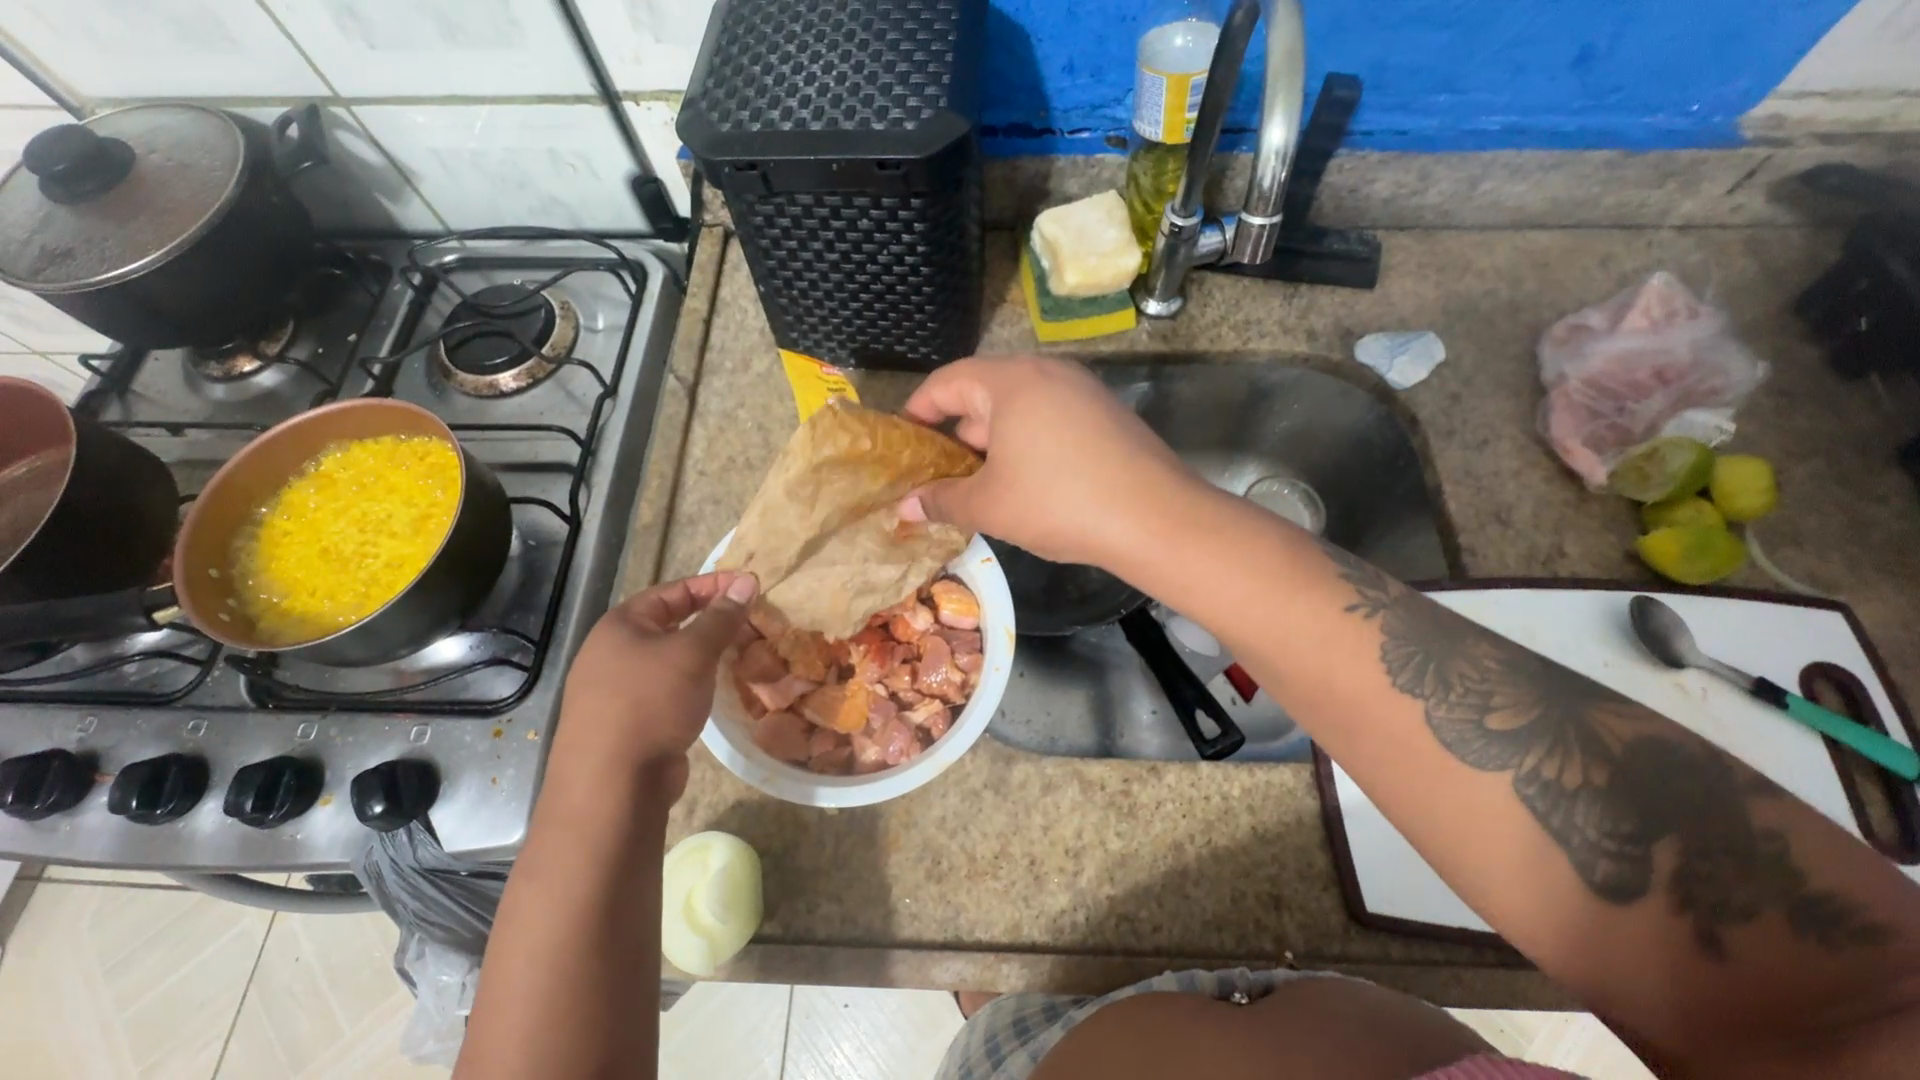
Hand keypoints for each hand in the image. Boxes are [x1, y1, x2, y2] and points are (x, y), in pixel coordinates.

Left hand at [553, 571, 757, 797]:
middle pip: (667, 625)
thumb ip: (721, 618)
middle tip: (748, 622)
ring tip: (737, 655)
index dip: (712, 585)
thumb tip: (746, 582)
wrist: (612, 783)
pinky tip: (711, 694)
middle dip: (709, 622)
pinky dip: (690, 685)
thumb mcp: (692, 653)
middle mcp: (610, 652)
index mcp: (619, 626)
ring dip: (701, 657)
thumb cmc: (651, 703)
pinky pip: (664, 691)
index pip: (672, 591)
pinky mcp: (626, 723)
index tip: (750, 586)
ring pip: (667, 661)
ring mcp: (614, 690)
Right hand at [897, 355, 1199, 566]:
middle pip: (984, 390)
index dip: (918, 409)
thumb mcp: (990, 505)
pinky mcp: (1106, 413)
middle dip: (957, 431)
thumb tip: (905, 506)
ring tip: (980, 483)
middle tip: (939, 472)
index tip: (902, 441)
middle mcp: (1047, 371)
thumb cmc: (1059, 503)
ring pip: (1020, 407)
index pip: (947, 381)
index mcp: (1011, 381)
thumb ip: (942, 500)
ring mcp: (1082, 390)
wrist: (1155, 518)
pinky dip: (1027, 441)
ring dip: (993, 440)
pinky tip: (1026, 482)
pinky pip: (1050, 417)